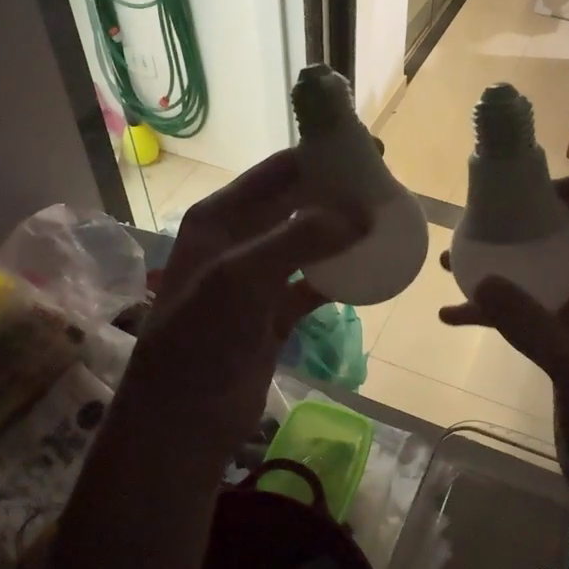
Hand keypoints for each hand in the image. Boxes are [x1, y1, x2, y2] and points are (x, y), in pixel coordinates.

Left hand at [121, 151, 362, 456]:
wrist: (181, 418)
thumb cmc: (202, 336)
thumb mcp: (243, 276)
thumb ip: (300, 238)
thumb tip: (361, 212)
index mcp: (219, 218)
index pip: (276, 173)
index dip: (320, 157)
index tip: (368, 150)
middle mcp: (237, 241)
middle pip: (296, 204)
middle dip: (337, 194)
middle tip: (386, 187)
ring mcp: (256, 280)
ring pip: (308, 244)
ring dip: (342, 234)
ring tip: (387, 223)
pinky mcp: (273, 316)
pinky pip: (313, 286)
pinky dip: (339, 278)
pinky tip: (371, 272)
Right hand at [440, 175, 568, 514]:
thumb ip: (531, 325)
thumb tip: (478, 279)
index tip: (541, 188)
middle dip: (536, 223)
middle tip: (490, 214)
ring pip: (550, 273)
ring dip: (508, 265)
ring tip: (456, 258)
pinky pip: (532, 313)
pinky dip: (497, 311)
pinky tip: (454, 316)